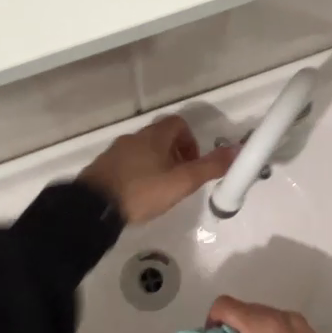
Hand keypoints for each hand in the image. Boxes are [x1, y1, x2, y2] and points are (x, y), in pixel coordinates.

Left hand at [79, 115, 235, 223]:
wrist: (94, 208)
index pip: (178, 124)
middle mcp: (134, 138)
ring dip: (156, 165)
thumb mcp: (181, 182)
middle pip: (161, 138)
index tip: (193, 164)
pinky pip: (127, 164)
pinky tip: (138, 196)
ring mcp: (115, 152)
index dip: (191, 141)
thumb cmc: (142, 191)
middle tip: (180, 180)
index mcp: (154, 136)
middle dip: (175, 156)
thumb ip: (210, 167)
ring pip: (143, 152)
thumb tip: (237, 149)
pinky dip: (138, 174)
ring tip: (161, 191)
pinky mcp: (102, 168)